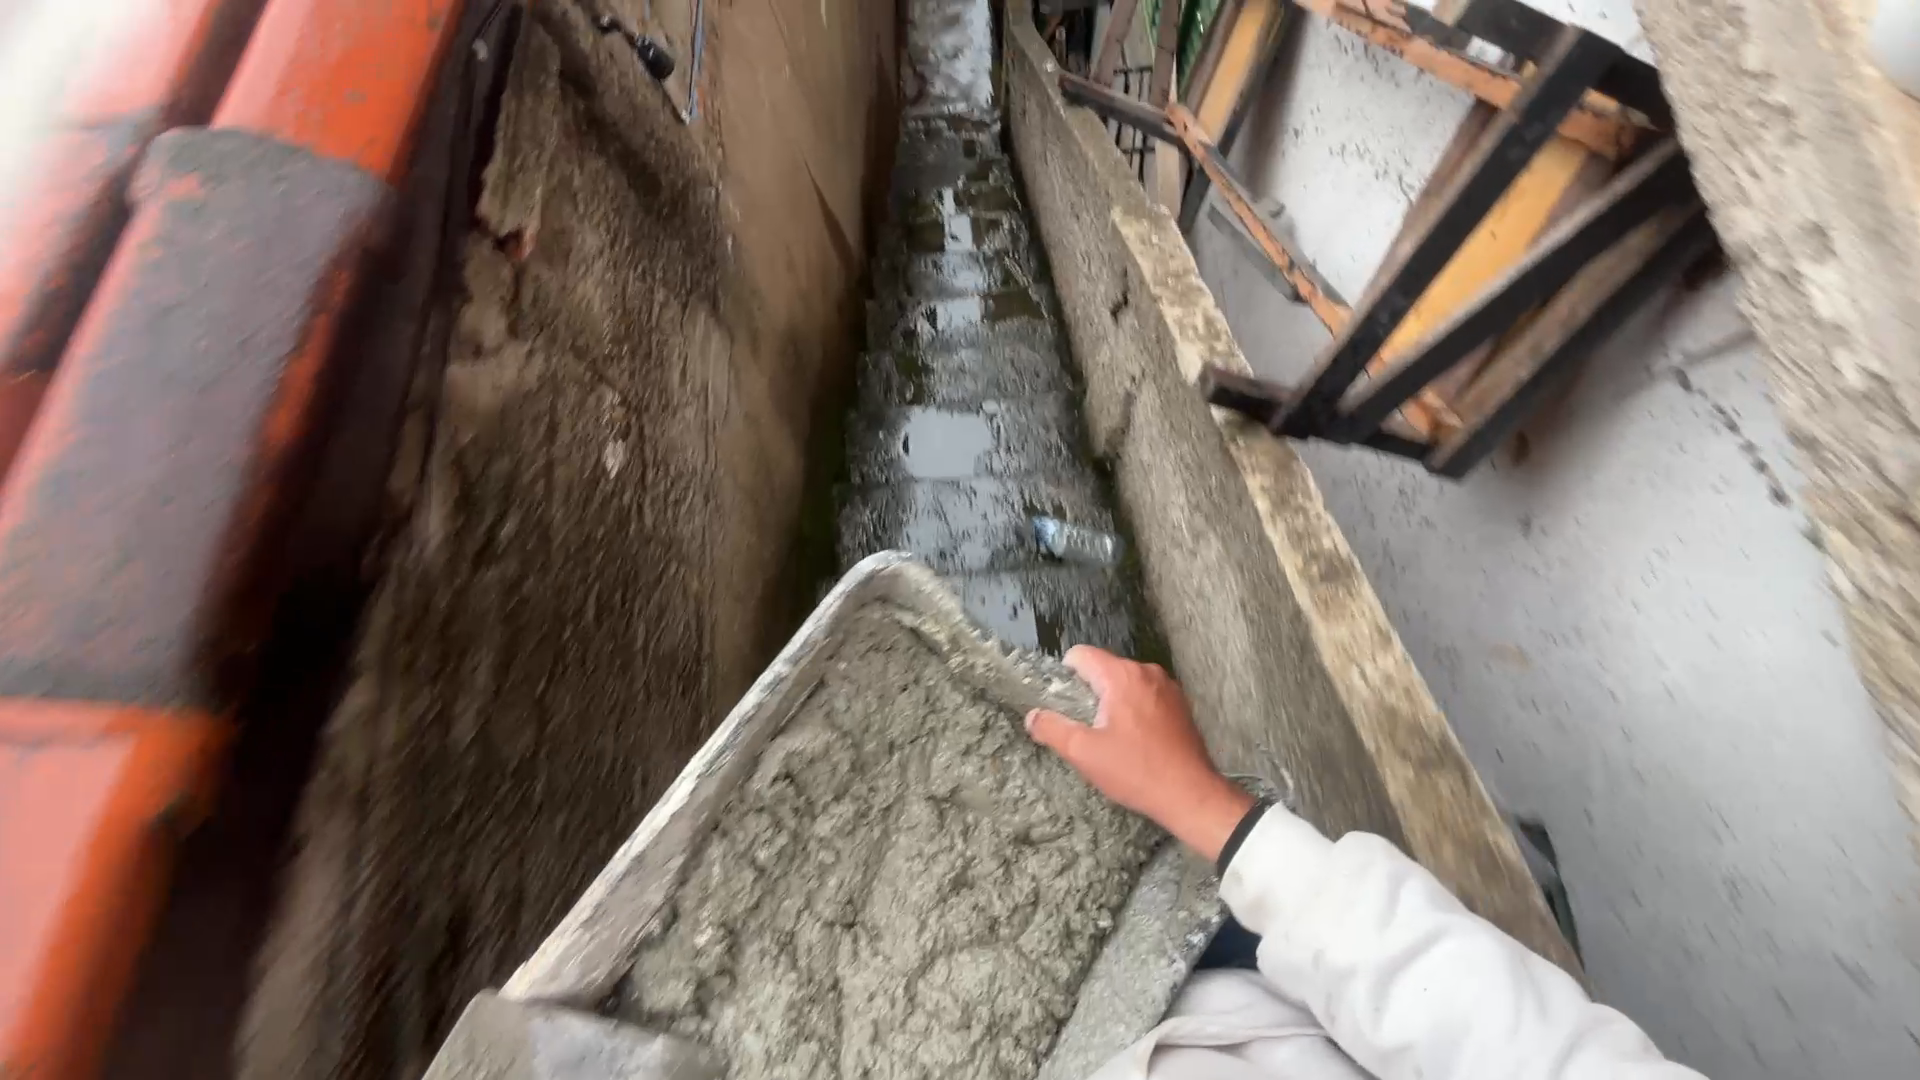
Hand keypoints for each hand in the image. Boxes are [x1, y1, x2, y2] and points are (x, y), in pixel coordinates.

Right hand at [1027, 646, 1254, 861]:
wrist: (1191, 795)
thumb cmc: (1137, 772)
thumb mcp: (1084, 753)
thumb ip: (1052, 729)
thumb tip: (1032, 716)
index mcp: (1121, 677)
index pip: (1081, 654)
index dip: (1064, 675)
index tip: (1064, 704)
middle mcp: (1146, 672)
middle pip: (1103, 668)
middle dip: (1089, 691)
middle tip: (1086, 727)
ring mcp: (1166, 686)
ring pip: (1124, 682)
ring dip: (1111, 701)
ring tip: (1111, 737)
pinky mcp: (1179, 703)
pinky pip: (1144, 694)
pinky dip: (1133, 708)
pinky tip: (1134, 739)